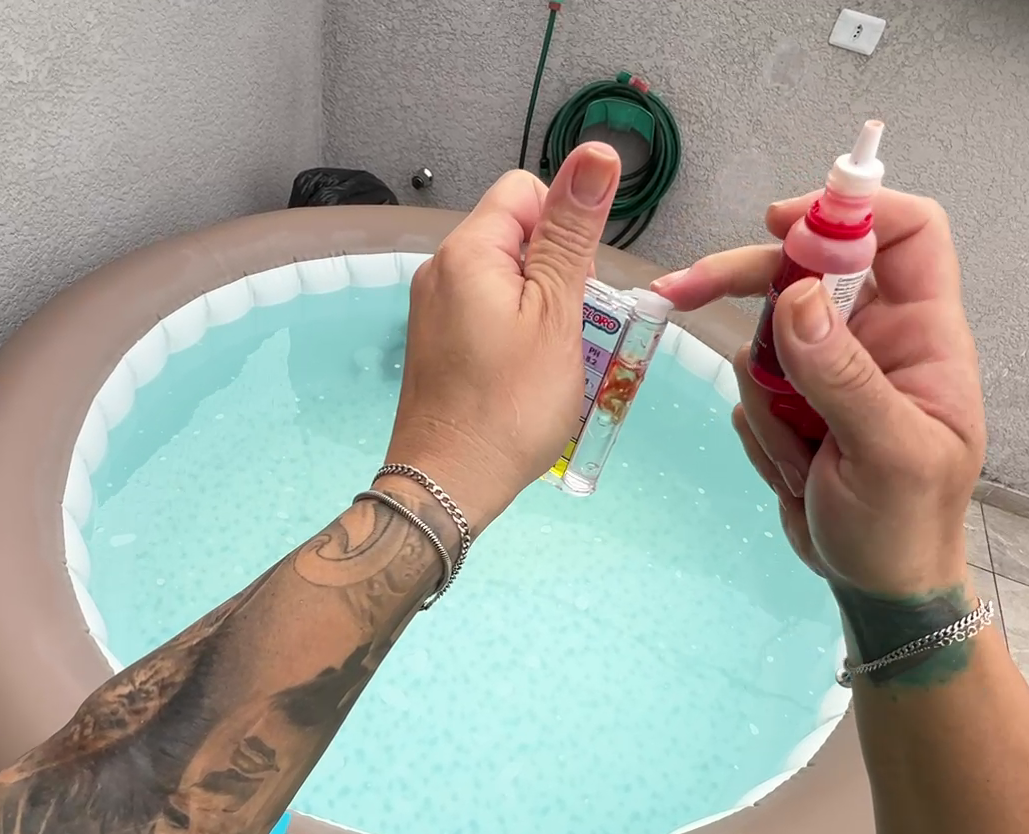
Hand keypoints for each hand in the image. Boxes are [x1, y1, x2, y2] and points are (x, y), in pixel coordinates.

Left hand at [384, 143, 620, 532]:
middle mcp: (439, 271)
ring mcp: (432, 311)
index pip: (526, 192)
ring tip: (549, 360)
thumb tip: (595, 154)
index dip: (565, 227)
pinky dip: (514, 335)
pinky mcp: (435, 346)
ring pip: (504, 282)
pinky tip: (525, 376)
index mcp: (467, 251)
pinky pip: (485, 317)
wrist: (449, 485)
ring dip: (540, 309)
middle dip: (555, 273)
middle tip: (568, 331)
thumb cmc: (509, 407)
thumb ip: (572, 233)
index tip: (577, 285)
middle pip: (514, 238)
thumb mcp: (556, 314)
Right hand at [651, 189, 984, 597]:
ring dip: (768, 405)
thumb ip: (843, 375)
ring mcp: (826, 375)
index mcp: (920, 335)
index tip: (779, 223)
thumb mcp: (886, 453)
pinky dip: (760, 433)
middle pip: (803, 275)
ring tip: (807, 461)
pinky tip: (797, 473)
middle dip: (744, 285)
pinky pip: (749, 393)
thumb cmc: (903, 523)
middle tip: (678, 294)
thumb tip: (795, 297)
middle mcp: (872, 341)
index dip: (848, 212)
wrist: (875, 582)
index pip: (904, 235)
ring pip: (763, 345)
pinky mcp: (791, 408)